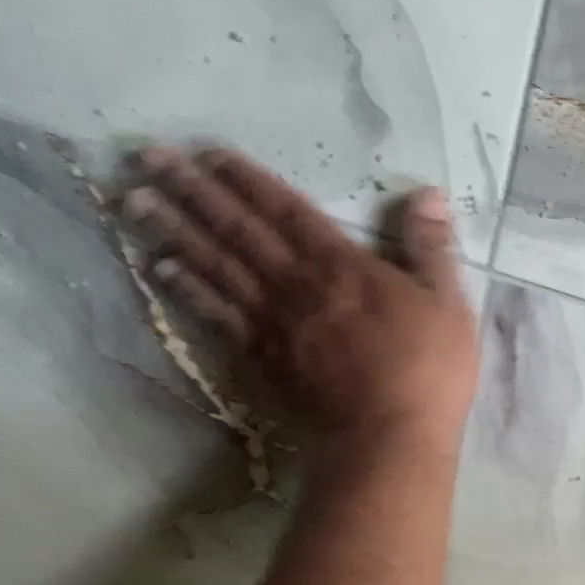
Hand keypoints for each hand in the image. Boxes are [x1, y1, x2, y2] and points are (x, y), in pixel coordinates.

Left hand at [121, 146, 479, 463]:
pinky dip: (187, 289)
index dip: (248, 179)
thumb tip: (428, 193)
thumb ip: (431, 247)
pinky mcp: (261, 356)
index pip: (288, 210)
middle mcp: (297, 283)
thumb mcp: (449, 303)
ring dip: (175, 230)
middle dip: (194, 190)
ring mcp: (272, 321)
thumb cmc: (430, 369)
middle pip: (239, 229)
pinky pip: (215, 314)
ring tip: (135, 200)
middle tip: (148, 156)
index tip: (208, 151)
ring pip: (216, 266)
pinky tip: (162, 269)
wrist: (390, 434)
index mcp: (344, 265)